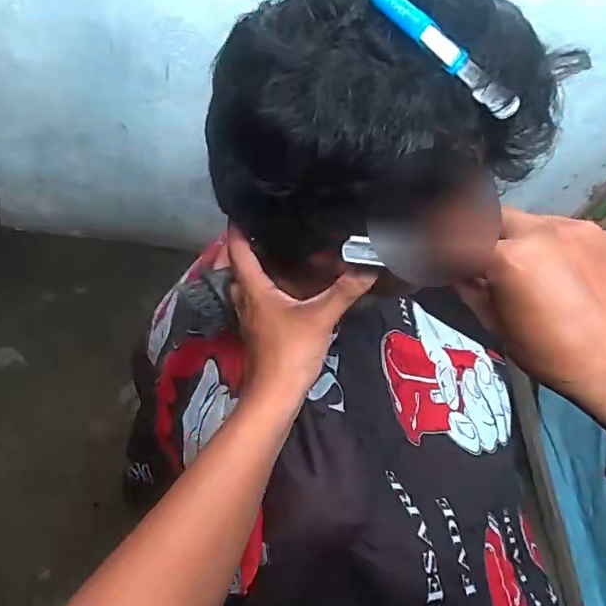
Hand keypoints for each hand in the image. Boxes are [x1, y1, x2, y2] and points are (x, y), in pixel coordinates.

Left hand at [223, 226, 376, 400]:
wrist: (275, 395)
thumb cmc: (290, 352)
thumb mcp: (321, 317)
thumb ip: (344, 290)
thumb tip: (367, 267)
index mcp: (253, 289)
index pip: (238, 251)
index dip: (238, 229)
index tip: (243, 210)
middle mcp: (245, 300)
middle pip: (238, 267)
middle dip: (246, 248)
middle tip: (266, 230)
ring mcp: (251, 318)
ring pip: (247, 286)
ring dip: (256, 270)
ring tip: (278, 255)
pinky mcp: (260, 333)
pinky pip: (258, 302)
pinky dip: (267, 290)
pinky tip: (287, 290)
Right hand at [454, 207, 605, 417]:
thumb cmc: (558, 359)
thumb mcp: (502, 330)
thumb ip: (473, 292)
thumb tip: (458, 270)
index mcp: (511, 259)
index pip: (460, 235)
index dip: (443, 244)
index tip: (442, 256)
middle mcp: (544, 231)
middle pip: (495, 215)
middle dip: (482, 234)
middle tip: (484, 261)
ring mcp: (580, 228)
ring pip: (533, 221)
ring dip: (520, 239)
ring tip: (532, 272)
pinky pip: (567, 230)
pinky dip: (555, 246)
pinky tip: (567, 275)